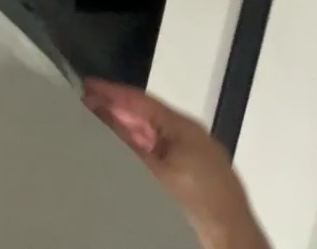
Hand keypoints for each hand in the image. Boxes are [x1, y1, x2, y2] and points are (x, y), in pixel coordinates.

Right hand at [82, 80, 270, 248]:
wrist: (232, 246)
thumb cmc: (188, 204)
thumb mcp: (147, 167)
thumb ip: (119, 135)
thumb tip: (94, 107)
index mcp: (185, 128)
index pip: (140, 99)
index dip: (110, 91)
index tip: (83, 85)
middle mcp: (197, 138)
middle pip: (149, 117)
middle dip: (117, 111)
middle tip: (85, 108)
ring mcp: (203, 160)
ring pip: (157, 137)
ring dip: (129, 131)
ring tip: (99, 129)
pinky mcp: (204, 180)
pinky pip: (167, 154)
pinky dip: (143, 149)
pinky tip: (127, 155)